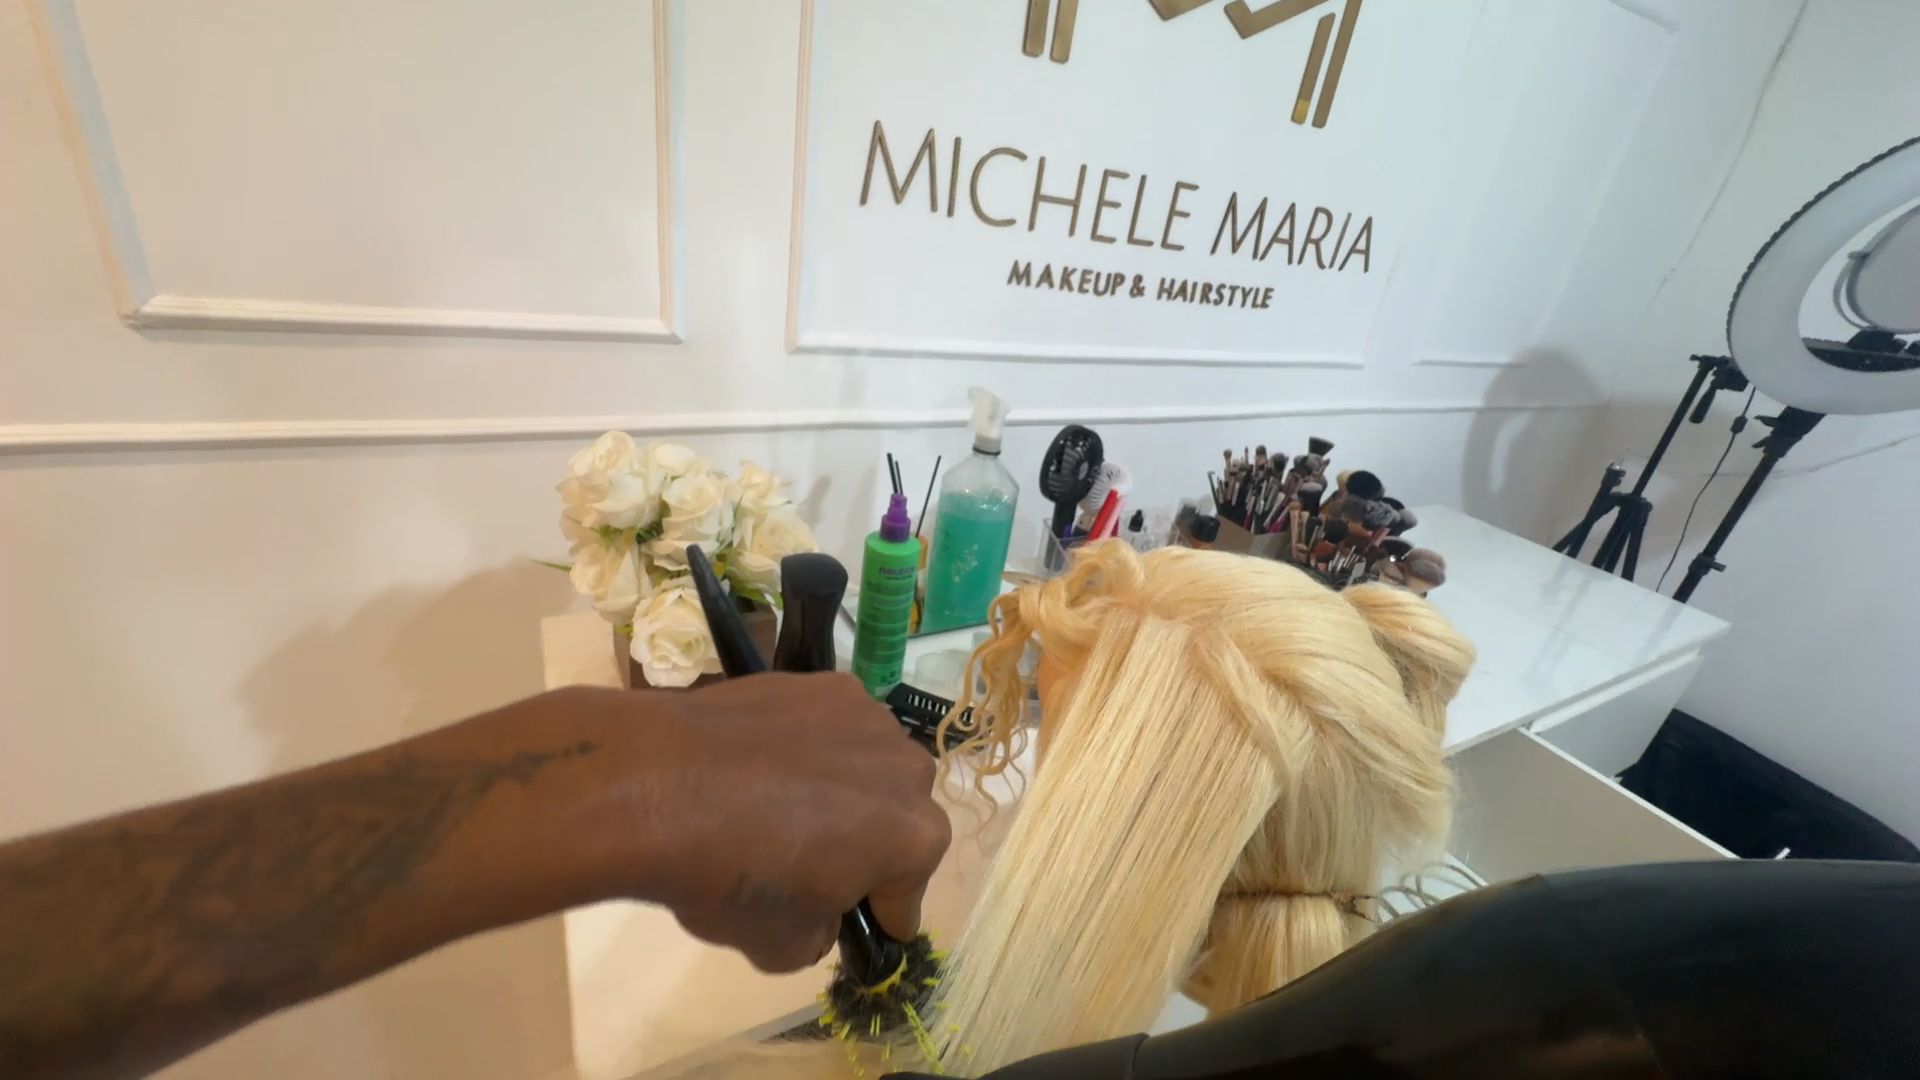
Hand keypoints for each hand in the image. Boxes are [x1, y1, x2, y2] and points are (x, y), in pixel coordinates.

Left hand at [622, 674, 951, 972]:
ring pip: (870, 765)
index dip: (875, 914)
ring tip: (781, 799)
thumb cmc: (731, 873)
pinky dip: (814, 743)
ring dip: (845, 785)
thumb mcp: (783, 946)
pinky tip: (765, 757)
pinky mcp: (828, 683)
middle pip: (897, 818)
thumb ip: (825, 930)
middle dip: (867, 840)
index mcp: (915, 836)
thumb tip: (821, 906)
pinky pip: (834, 726)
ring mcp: (869, 715)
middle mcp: (908, 768)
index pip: (906, 894)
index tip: (846, 916)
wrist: (661, 782)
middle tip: (808, 856)